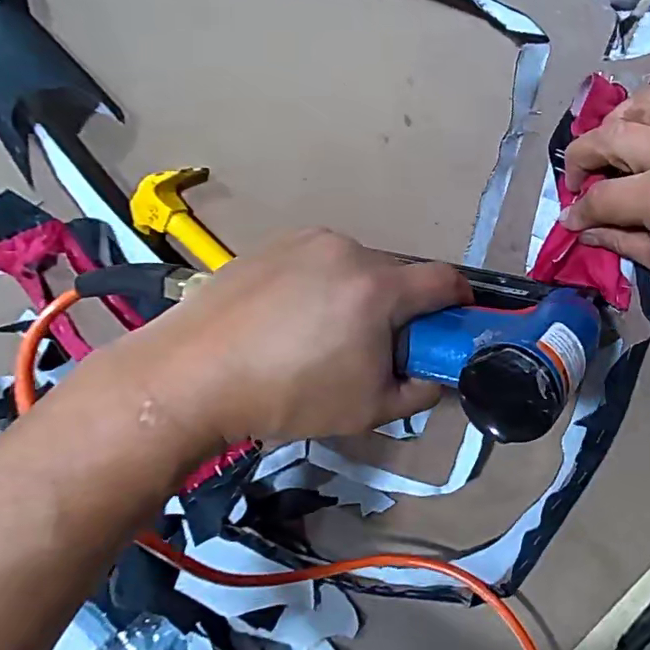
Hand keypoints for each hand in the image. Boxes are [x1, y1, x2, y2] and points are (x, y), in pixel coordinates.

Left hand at [60, 230, 469, 457]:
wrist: (188, 378)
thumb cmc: (286, 396)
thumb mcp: (369, 409)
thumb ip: (420, 391)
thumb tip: (434, 377)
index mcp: (377, 287)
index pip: (444, 280)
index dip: (460, 301)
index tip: (456, 321)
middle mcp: (346, 250)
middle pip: (399, 274)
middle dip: (403, 306)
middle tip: (382, 344)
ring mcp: (304, 241)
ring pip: (358, 266)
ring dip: (363, 294)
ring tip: (329, 334)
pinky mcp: (271, 244)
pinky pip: (318, 260)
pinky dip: (324, 284)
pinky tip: (294, 320)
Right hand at [560, 78, 649, 320]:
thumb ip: (622, 242)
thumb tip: (585, 231)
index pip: (602, 197)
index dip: (579, 211)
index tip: (571, 220)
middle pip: (612, 136)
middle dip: (581, 156)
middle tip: (578, 178)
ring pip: (648, 99)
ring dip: (620, 116)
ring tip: (614, 139)